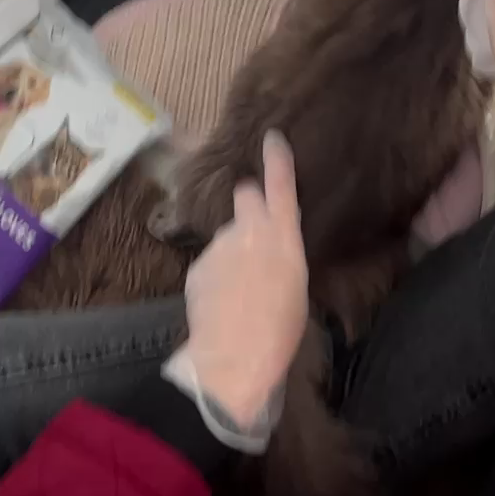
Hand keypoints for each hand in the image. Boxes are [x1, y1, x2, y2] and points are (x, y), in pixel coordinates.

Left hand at [169, 132, 308, 446]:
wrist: (235, 357)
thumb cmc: (281, 328)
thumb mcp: (296, 284)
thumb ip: (283, 252)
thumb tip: (273, 245)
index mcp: (283, 236)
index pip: (281, 185)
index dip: (277, 160)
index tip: (272, 138)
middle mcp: (249, 230)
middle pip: (245, 194)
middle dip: (248, 202)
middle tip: (254, 230)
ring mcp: (220, 245)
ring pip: (227, 235)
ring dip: (233, 250)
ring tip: (239, 287)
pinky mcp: (198, 265)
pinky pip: (211, 262)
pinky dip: (216, 275)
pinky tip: (221, 302)